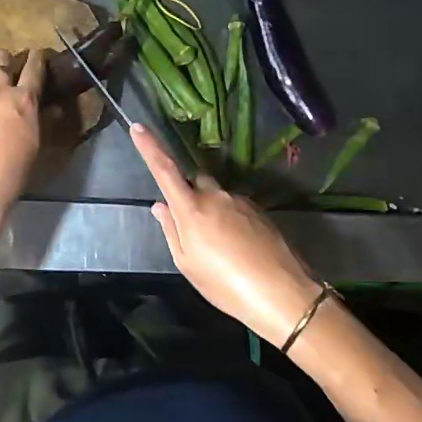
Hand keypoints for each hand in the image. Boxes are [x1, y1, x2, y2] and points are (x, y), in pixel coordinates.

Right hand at [132, 124, 322, 343]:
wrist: (283, 294)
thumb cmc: (226, 285)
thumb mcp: (188, 264)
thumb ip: (171, 231)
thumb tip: (161, 206)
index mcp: (191, 209)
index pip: (164, 169)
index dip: (149, 147)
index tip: (137, 127)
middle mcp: (215, 196)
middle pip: (195, 181)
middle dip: (190, 194)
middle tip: (193, 229)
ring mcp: (241, 201)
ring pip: (217, 196)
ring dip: (213, 212)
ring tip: (222, 249)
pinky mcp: (260, 210)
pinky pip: (236, 206)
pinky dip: (231, 220)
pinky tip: (240, 248)